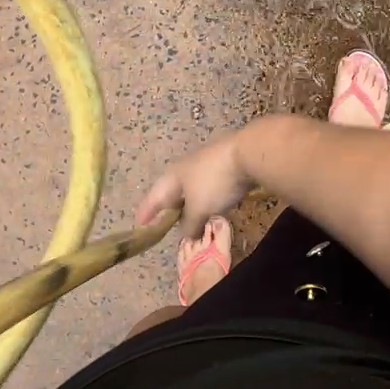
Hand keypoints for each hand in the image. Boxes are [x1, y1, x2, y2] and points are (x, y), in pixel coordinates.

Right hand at [133, 127, 253, 238]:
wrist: (250, 151)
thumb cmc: (216, 181)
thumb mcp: (199, 208)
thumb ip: (189, 224)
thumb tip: (185, 236)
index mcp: (173, 176)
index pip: (154, 197)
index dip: (146, 212)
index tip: (139, 225)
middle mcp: (186, 166)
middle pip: (172, 190)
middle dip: (168, 206)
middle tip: (162, 222)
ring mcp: (207, 163)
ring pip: (192, 187)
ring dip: (188, 203)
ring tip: (187, 219)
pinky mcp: (226, 164)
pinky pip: (209, 186)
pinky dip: (206, 198)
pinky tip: (211, 206)